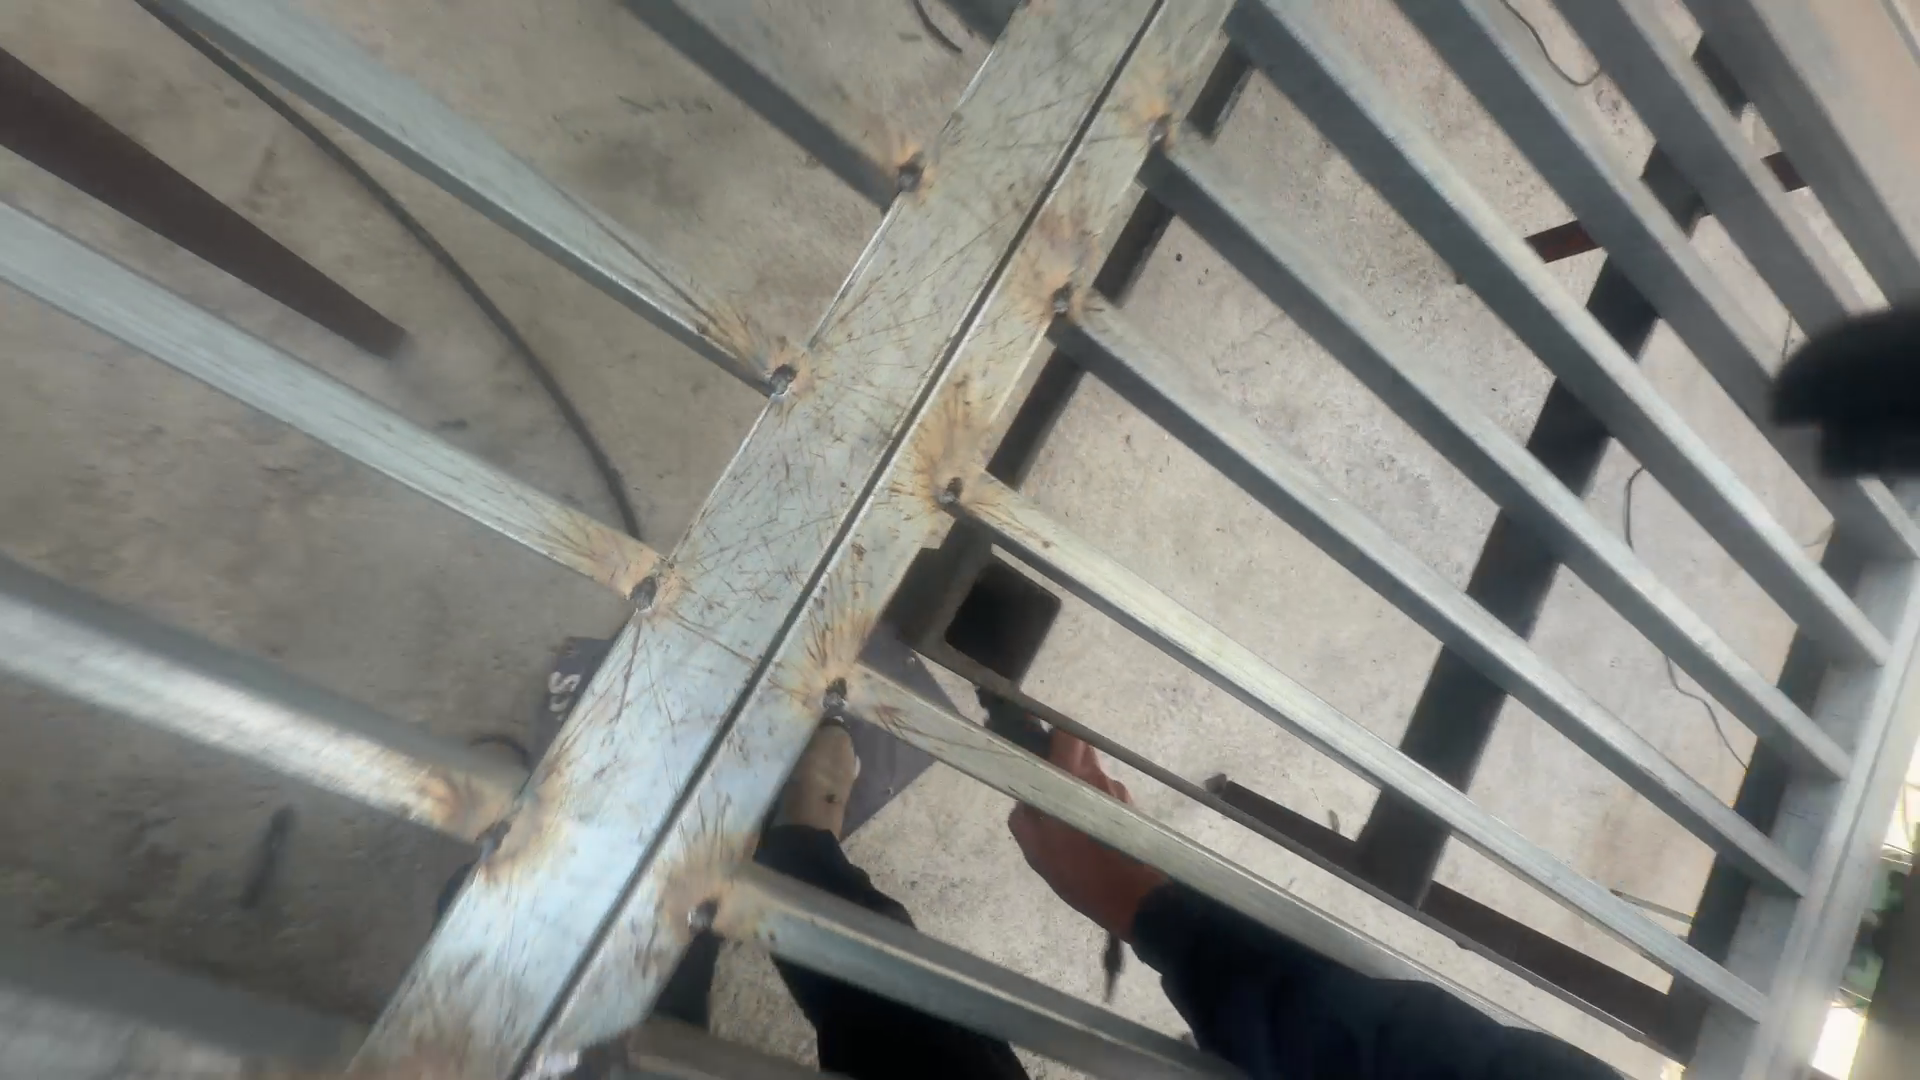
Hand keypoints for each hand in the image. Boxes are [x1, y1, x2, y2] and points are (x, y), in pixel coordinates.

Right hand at [1008, 730, 1167, 940]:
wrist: (1138, 900)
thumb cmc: (1082, 872)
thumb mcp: (1037, 851)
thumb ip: (1023, 820)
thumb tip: (1023, 804)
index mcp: (1074, 780)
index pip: (1067, 734)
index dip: (1051, 733)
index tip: (1035, 743)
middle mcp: (1099, 778)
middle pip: (1082, 749)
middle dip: (1064, 756)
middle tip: (1047, 780)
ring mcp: (1119, 794)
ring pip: (1093, 776)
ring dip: (1078, 785)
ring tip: (1067, 820)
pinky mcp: (1131, 811)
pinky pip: (1105, 797)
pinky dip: (1093, 805)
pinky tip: (1087, 835)